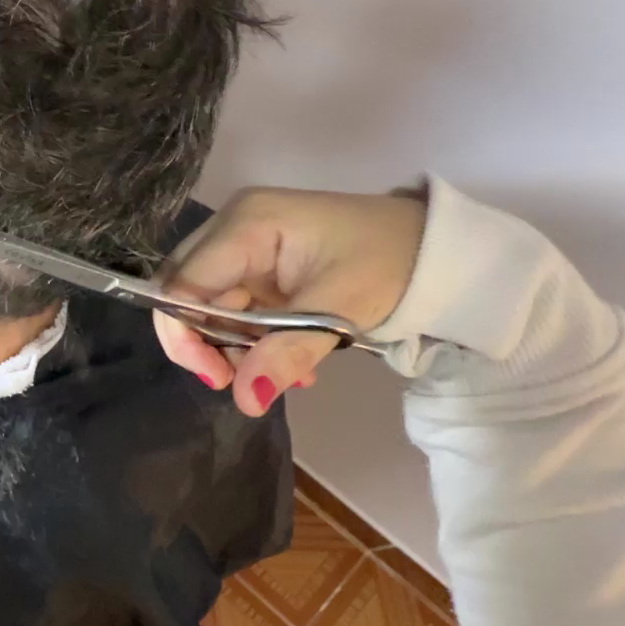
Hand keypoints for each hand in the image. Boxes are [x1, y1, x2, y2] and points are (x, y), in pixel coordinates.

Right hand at [154, 187, 426, 416]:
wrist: (441, 247)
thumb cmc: (395, 264)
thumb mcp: (342, 311)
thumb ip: (287, 353)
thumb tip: (245, 401)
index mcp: (247, 224)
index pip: (182, 283)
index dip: (184, 333)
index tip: (217, 378)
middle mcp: (231, 227)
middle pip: (183, 291)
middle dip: (203, 343)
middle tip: (236, 381)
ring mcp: (240, 243)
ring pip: (203, 303)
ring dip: (229, 345)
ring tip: (278, 374)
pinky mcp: (252, 262)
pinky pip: (227, 304)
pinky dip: (246, 337)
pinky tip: (283, 357)